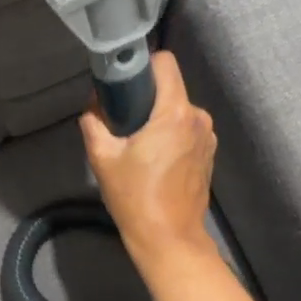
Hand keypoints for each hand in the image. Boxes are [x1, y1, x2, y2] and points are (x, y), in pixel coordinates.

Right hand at [80, 51, 217, 265]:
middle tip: (120, 118)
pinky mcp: (208, 153)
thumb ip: (94, 125)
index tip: (123, 80)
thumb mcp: (103, 159)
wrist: (168, 237)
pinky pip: (185, 129)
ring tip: (134, 142)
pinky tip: (151, 157)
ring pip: (177, 110)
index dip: (143, 64)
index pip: (165, 63)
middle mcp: (197, 118)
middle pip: (169, 88)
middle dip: (145, 97)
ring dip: (156, 118)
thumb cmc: (135, 197)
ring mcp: (207, 136)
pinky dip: (168, 134)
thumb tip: (92, 109)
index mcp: (174, 113)